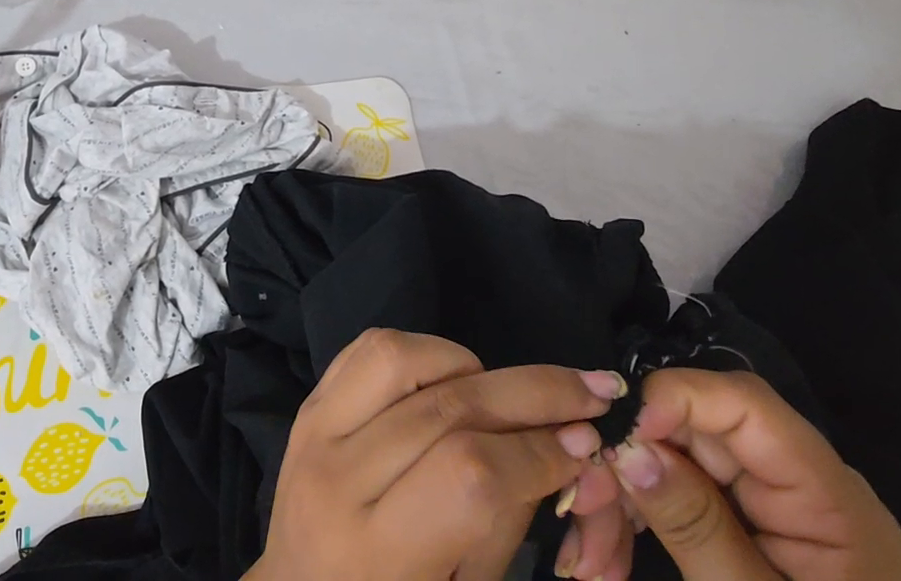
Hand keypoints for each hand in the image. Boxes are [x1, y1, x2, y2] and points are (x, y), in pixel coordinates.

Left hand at [245, 328, 627, 580]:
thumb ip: (508, 514)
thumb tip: (565, 442)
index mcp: (375, 553)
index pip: (469, 475)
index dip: (538, 453)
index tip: (589, 443)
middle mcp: (336, 481)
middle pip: (445, 409)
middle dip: (532, 395)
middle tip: (590, 391)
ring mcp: (314, 431)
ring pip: (403, 359)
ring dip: (472, 367)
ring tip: (504, 396)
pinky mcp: (309, 401)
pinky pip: (371, 347)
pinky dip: (425, 350)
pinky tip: (454, 377)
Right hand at [567, 368, 900, 580]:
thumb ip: (698, 529)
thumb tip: (630, 449)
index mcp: (825, 496)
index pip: (746, 404)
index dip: (676, 399)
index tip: (616, 439)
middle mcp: (793, 484)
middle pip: (692, 434)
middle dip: (628, 464)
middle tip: (580, 511)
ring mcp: (764, 507)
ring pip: (670, 464)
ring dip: (620, 503)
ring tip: (586, 564)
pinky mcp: (739, 530)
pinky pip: (674, 500)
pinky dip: (633, 525)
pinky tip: (602, 564)